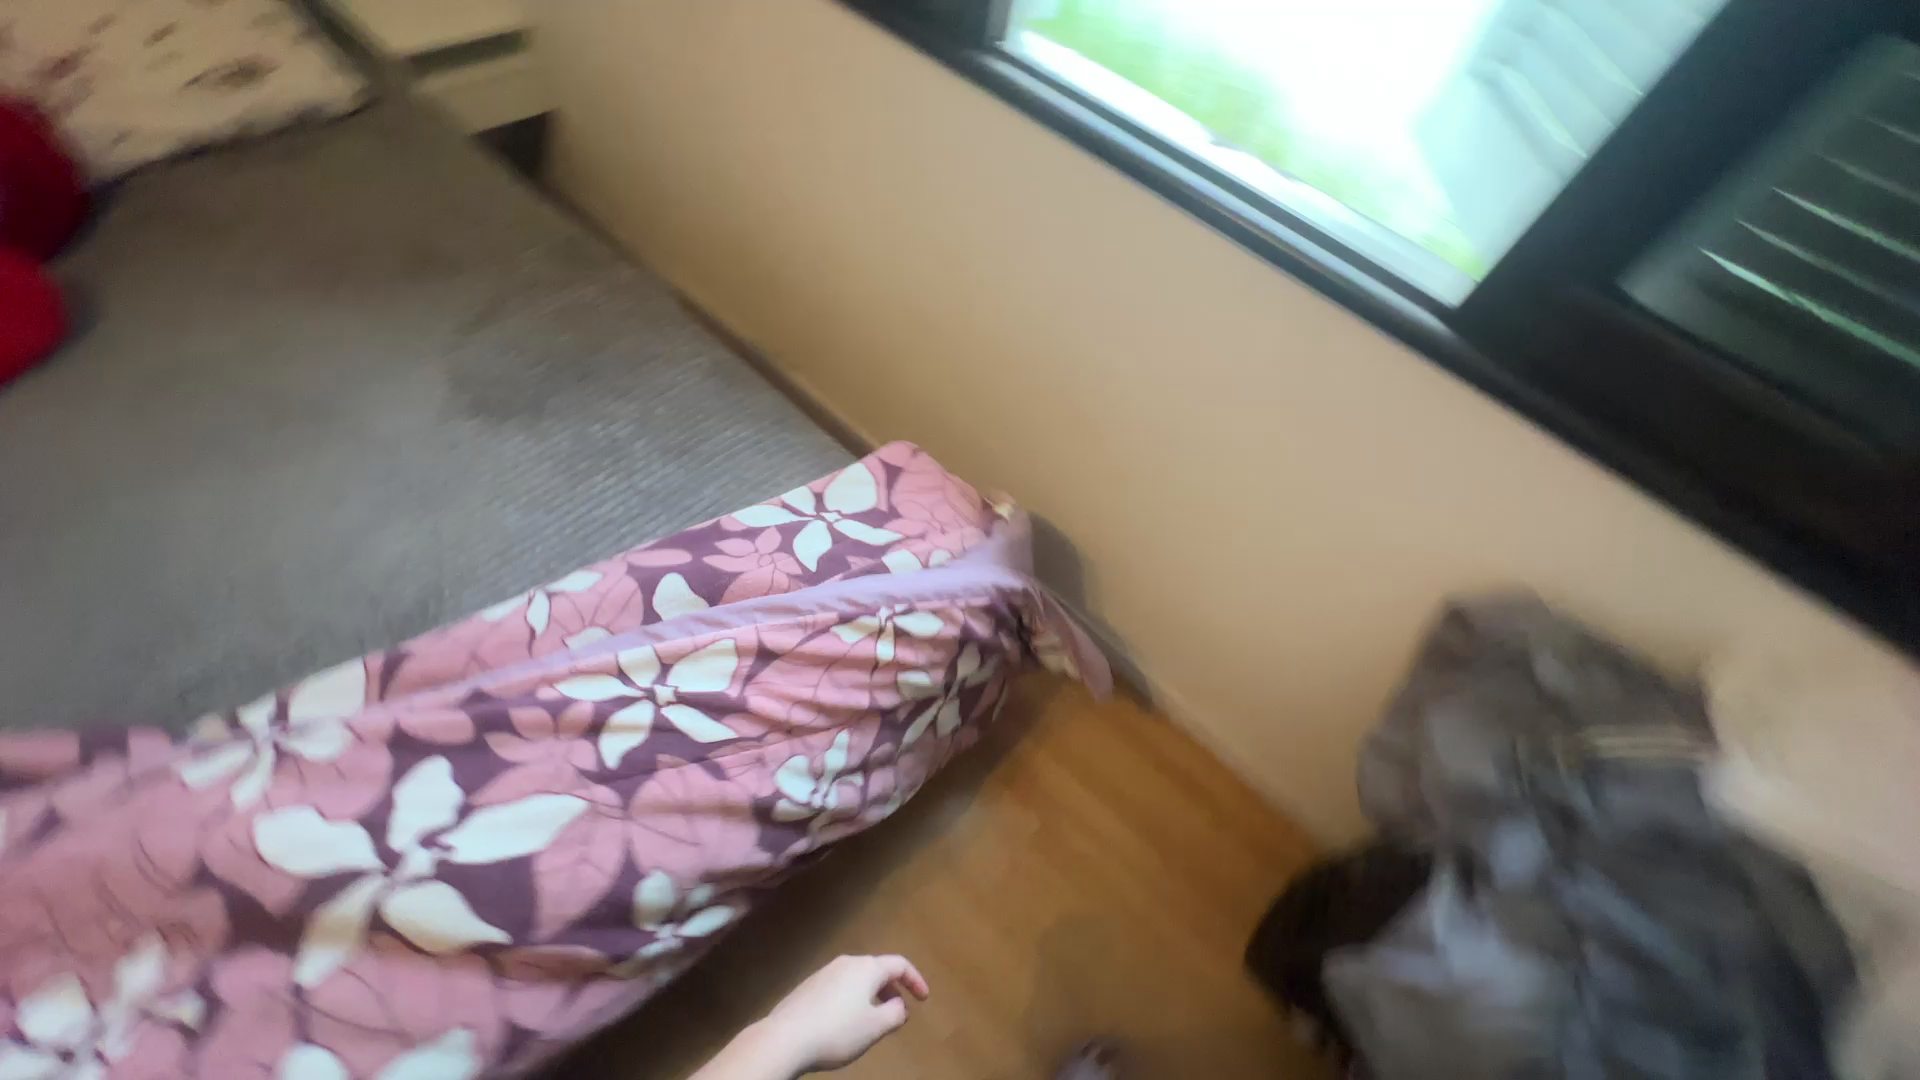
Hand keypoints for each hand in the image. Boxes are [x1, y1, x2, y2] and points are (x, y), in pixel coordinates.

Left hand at [757, 955, 930, 1073]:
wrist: (786, 1037)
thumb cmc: (837, 1031)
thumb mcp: (874, 1028)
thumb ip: (894, 1014)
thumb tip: (900, 1004)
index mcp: (867, 968)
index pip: (899, 964)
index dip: (915, 979)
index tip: (924, 999)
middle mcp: (847, 962)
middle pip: (877, 969)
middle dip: (892, 988)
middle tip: (899, 1010)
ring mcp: (825, 972)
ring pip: (857, 978)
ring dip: (872, 995)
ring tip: (873, 1019)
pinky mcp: (809, 985)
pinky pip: (840, 986)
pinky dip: (852, 998)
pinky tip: (845, 1021)